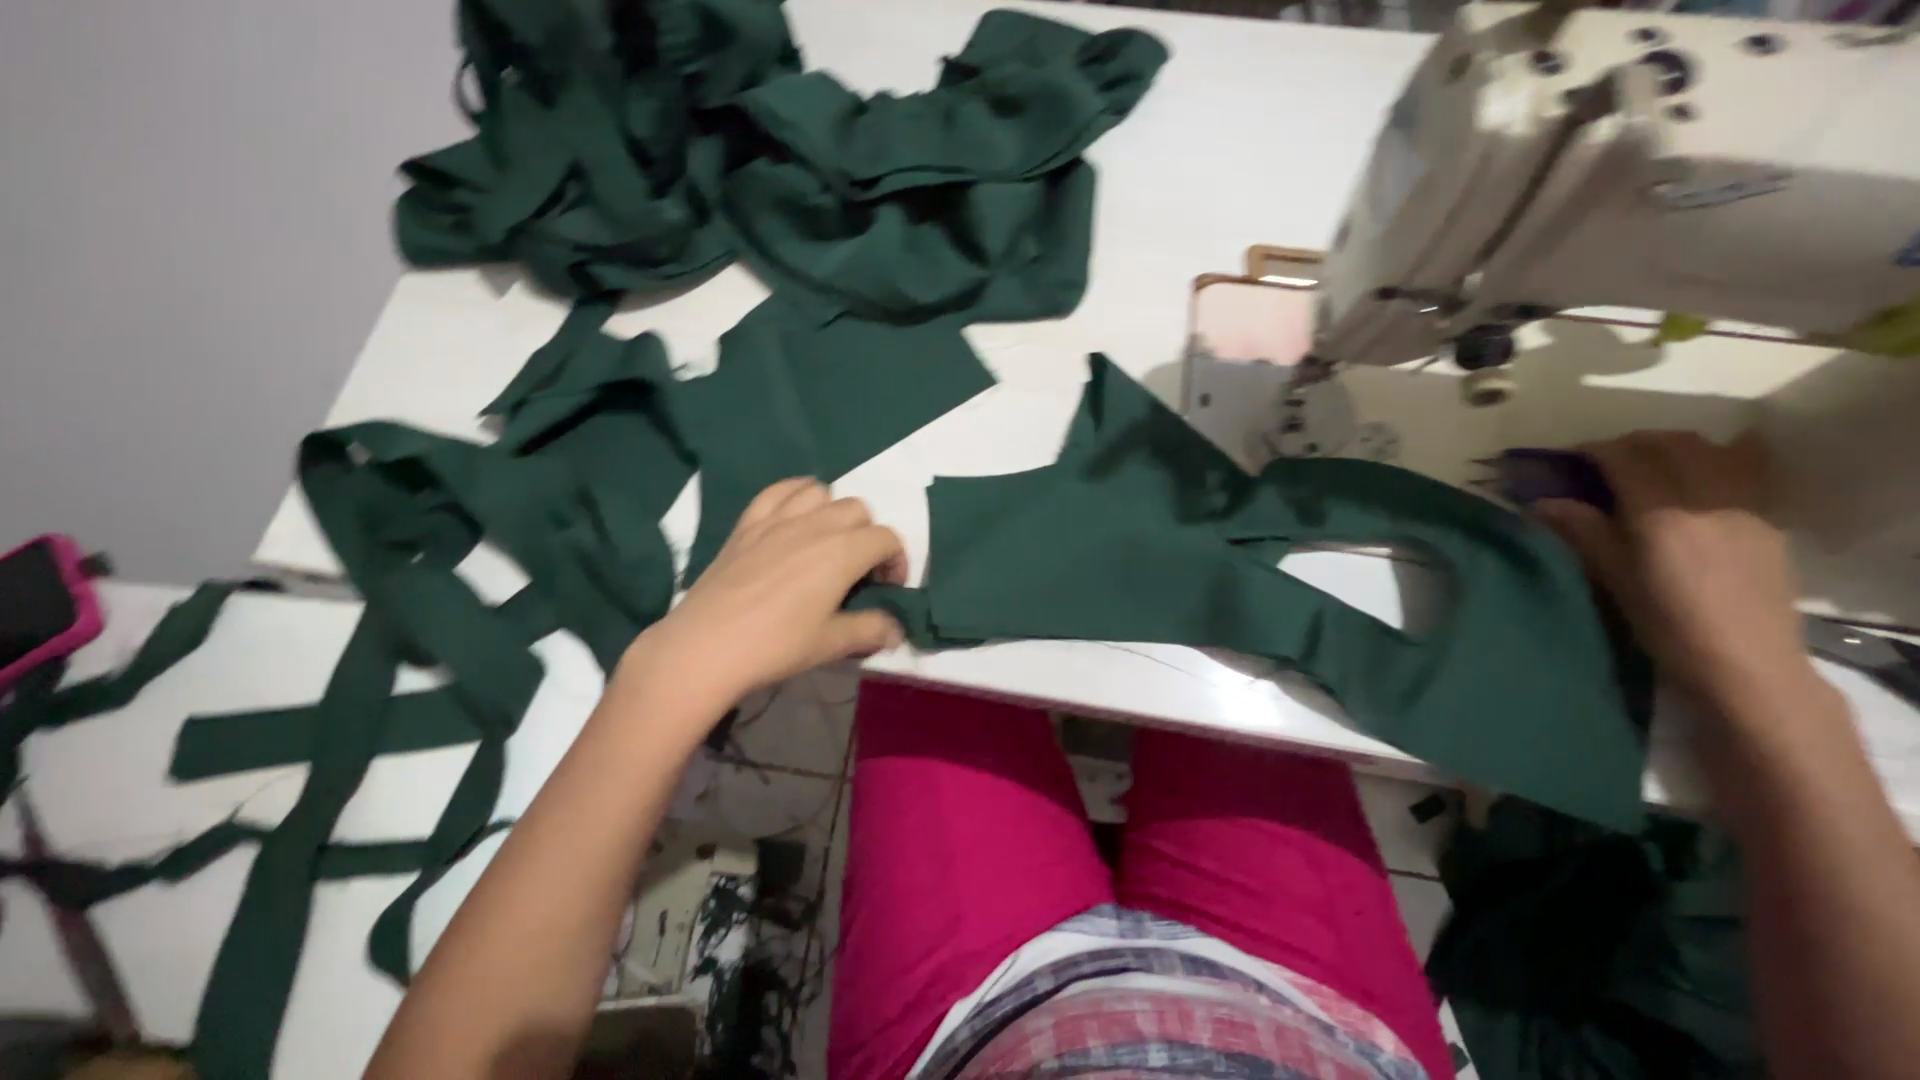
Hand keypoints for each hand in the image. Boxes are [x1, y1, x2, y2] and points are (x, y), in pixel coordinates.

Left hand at [620, 479, 906, 710]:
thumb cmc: (776, 645)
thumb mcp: (832, 644)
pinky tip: (794, 516)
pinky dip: (795, 495)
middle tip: (859, 571)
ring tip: (827, 543)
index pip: (886, 538)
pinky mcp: (747, 524)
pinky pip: (778, 491)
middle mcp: (815, 525)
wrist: (706, 646)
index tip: (888, 588)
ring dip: (833, 512)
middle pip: (858, 509)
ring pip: (820, 493)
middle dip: (868, 536)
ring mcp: (777, 520)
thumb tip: (896, 630)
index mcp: (842, 552)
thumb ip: (870, 630)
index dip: (897, 562)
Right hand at [1532, 431, 1809, 712]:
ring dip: (1672, 446)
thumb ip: (1583, 532)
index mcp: (1660, 513)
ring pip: (1708, 448)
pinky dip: (1717, 456)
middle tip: (1602, 463)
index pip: (1625, 458)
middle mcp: (1705, 497)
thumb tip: (1542, 502)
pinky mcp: (1768, 516)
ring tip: (1648, 465)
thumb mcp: (1614, 580)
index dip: (1593, 451)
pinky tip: (1700, 472)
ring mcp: (1743, 503)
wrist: (1746, 662)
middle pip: (1668, 443)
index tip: (1568, 460)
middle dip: (1631, 443)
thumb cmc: (1668, 626)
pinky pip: (1744, 466)